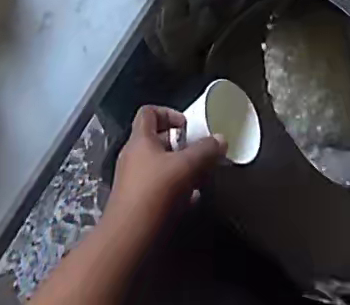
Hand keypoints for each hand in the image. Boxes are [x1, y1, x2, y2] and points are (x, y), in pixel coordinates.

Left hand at [106, 106, 223, 235]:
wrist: (129, 238)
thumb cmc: (154, 192)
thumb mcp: (185, 167)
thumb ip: (204, 151)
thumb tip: (220, 139)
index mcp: (139, 139)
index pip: (149, 112)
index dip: (168, 113)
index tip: (187, 125)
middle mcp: (132, 155)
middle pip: (156, 140)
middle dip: (180, 145)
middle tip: (198, 152)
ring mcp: (132, 180)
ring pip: (159, 165)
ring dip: (179, 169)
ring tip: (198, 177)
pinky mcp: (136, 203)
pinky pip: (157, 187)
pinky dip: (174, 189)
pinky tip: (190, 201)